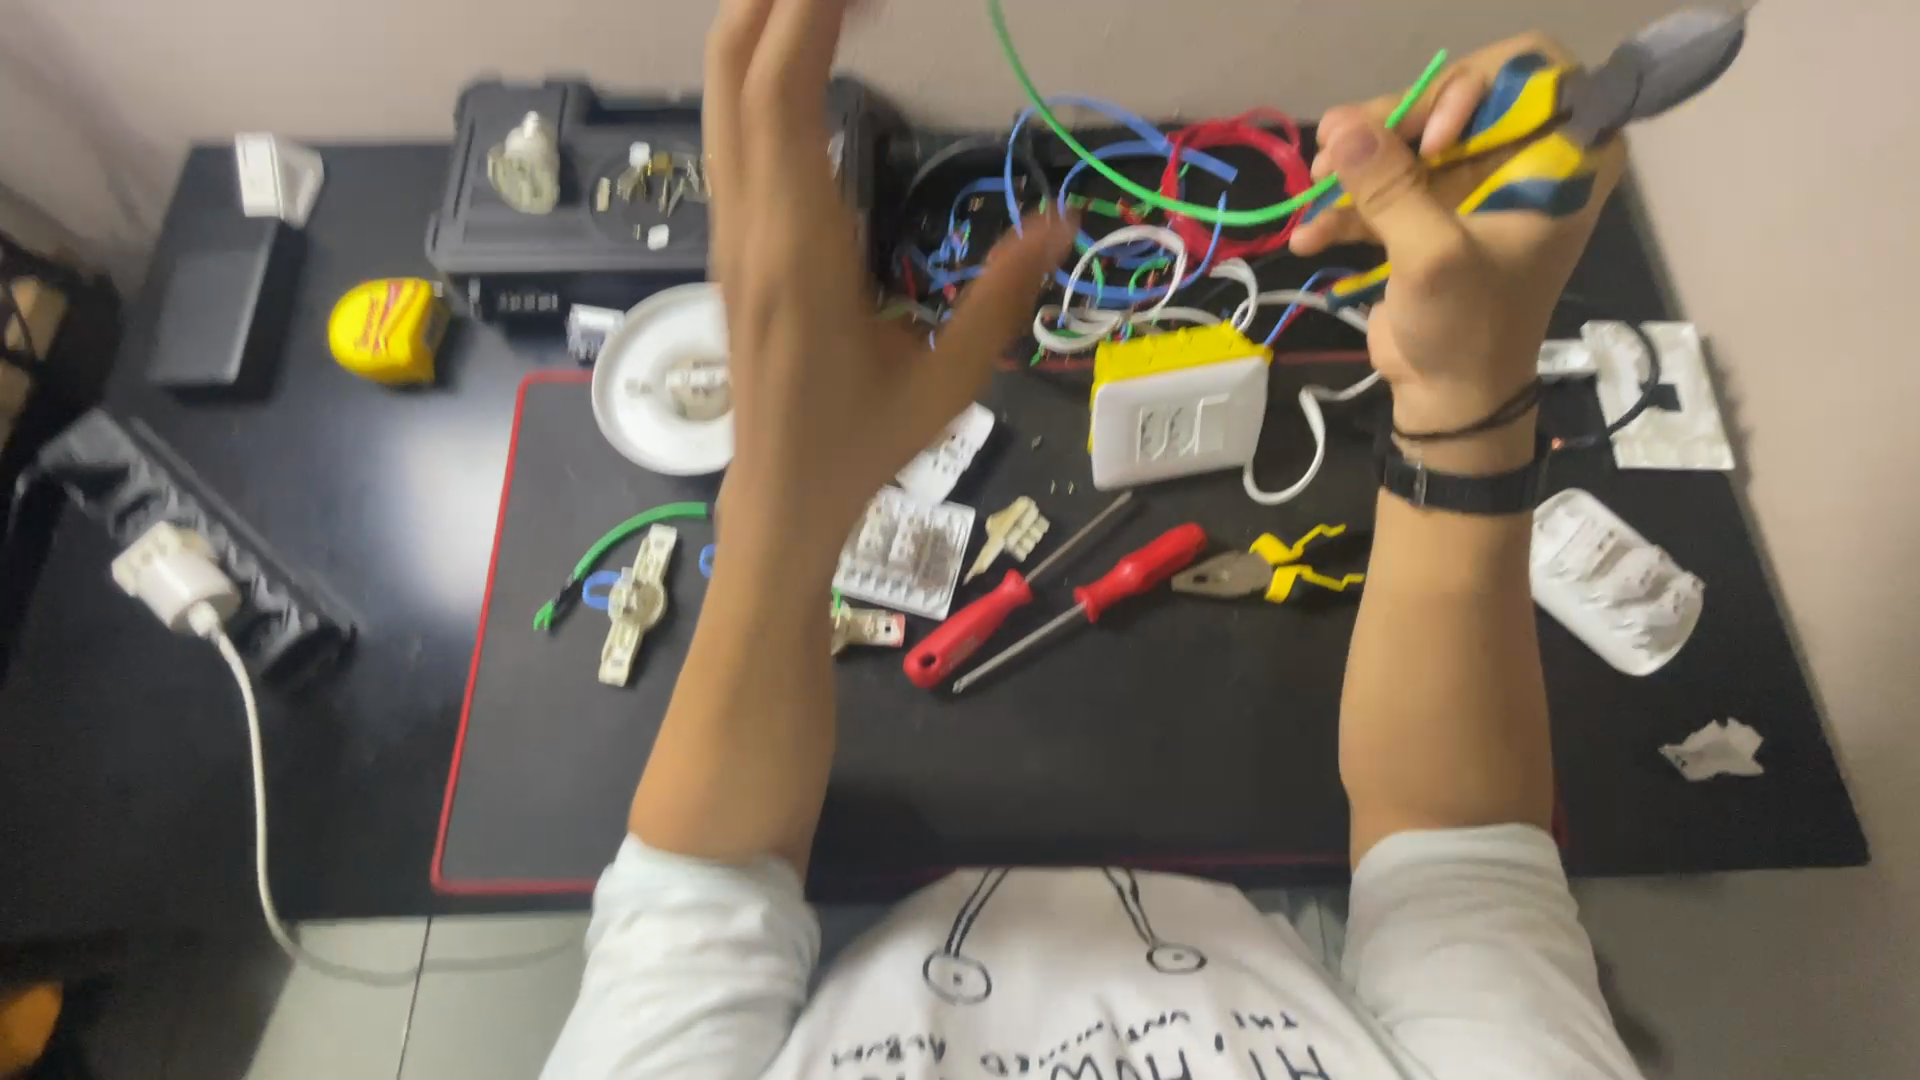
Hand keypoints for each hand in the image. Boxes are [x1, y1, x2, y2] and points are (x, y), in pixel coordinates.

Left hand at [703, 0, 1074, 569]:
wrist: (782, 492)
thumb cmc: (862, 446)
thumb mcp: (949, 382)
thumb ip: (1001, 298)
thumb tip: (1060, 222)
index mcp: (802, 253)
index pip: (784, 91)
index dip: (814, 8)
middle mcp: (751, 227)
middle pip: (735, 68)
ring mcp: (731, 235)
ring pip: (723, 97)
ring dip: (766, 28)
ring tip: (837, 4)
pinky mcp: (732, 249)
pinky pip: (733, 136)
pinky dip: (762, 77)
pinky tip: (810, 73)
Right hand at [1291, 34, 1624, 461]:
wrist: (1448, 397)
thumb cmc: (1466, 328)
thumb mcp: (1430, 255)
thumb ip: (1388, 188)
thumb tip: (1339, 128)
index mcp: (1558, 159)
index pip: (1523, 75)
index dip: (1467, 90)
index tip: (1427, 136)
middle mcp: (1518, 165)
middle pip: (1450, 109)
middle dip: (1387, 129)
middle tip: (1333, 144)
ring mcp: (1467, 196)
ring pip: (1406, 152)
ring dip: (1354, 171)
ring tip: (1313, 186)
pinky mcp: (1426, 225)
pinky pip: (1383, 198)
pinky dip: (1344, 214)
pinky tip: (1308, 238)